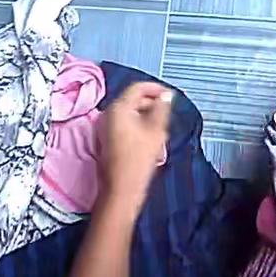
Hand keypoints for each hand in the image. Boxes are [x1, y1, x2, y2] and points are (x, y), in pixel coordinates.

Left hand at [99, 82, 173, 204]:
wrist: (122, 189)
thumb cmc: (138, 161)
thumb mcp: (156, 130)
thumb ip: (162, 108)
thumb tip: (165, 96)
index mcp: (118, 108)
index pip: (138, 87)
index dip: (156, 88)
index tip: (169, 95)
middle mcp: (109, 114)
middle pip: (133, 99)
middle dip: (152, 103)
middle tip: (168, 111)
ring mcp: (106, 126)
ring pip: (130, 112)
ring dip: (146, 114)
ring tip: (161, 126)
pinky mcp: (107, 138)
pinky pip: (125, 123)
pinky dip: (138, 124)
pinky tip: (150, 136)